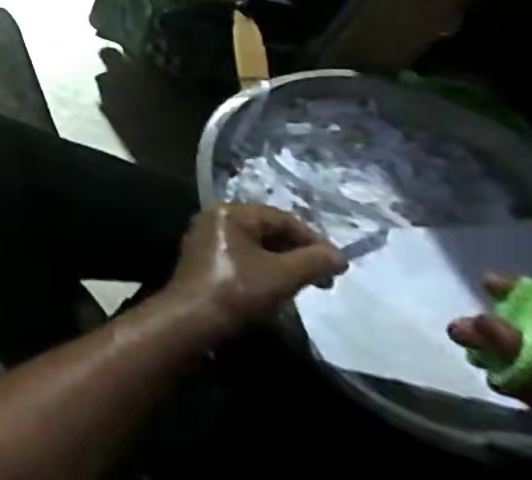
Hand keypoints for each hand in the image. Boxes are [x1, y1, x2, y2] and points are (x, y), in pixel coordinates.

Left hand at [159, 204, 346, 345]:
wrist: (190, 319)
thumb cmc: (236, 291)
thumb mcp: (281, 276)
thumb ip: (313, 263)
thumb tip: (340, 256)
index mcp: (230, 213)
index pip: (282, 218)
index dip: (313, 240)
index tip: (337, 265)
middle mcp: (216, 218)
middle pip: (268, 230)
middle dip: (299, 253)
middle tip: (325, 279)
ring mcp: (207, 237)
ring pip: (256, 245)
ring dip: (284, 262)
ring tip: (306, 285)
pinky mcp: (204, 258)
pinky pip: (242, 256)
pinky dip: (264, 268)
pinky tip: (278, 288)